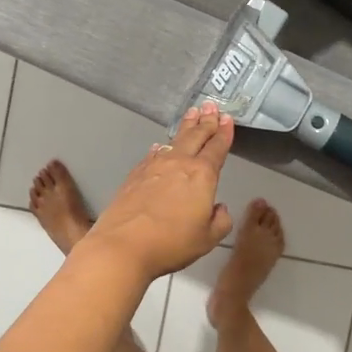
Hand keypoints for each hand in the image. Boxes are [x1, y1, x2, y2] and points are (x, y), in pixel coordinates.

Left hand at [79, 104, 235, 277]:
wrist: (124, 245)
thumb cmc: (171, 243)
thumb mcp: (207, 239)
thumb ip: (220, 221)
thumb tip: (218, 208)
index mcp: (202, 175)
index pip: (217, 148)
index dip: (224, 132)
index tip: (228, 119)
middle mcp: (179, 164)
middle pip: (196, 136)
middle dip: (206, 121)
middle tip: (210, 106)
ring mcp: (154, 167)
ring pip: (174, 141)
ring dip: (185, 127)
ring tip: (191, 115)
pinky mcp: (135, 175)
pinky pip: (153, 154)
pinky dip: (161, 147)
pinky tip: (160, 146)